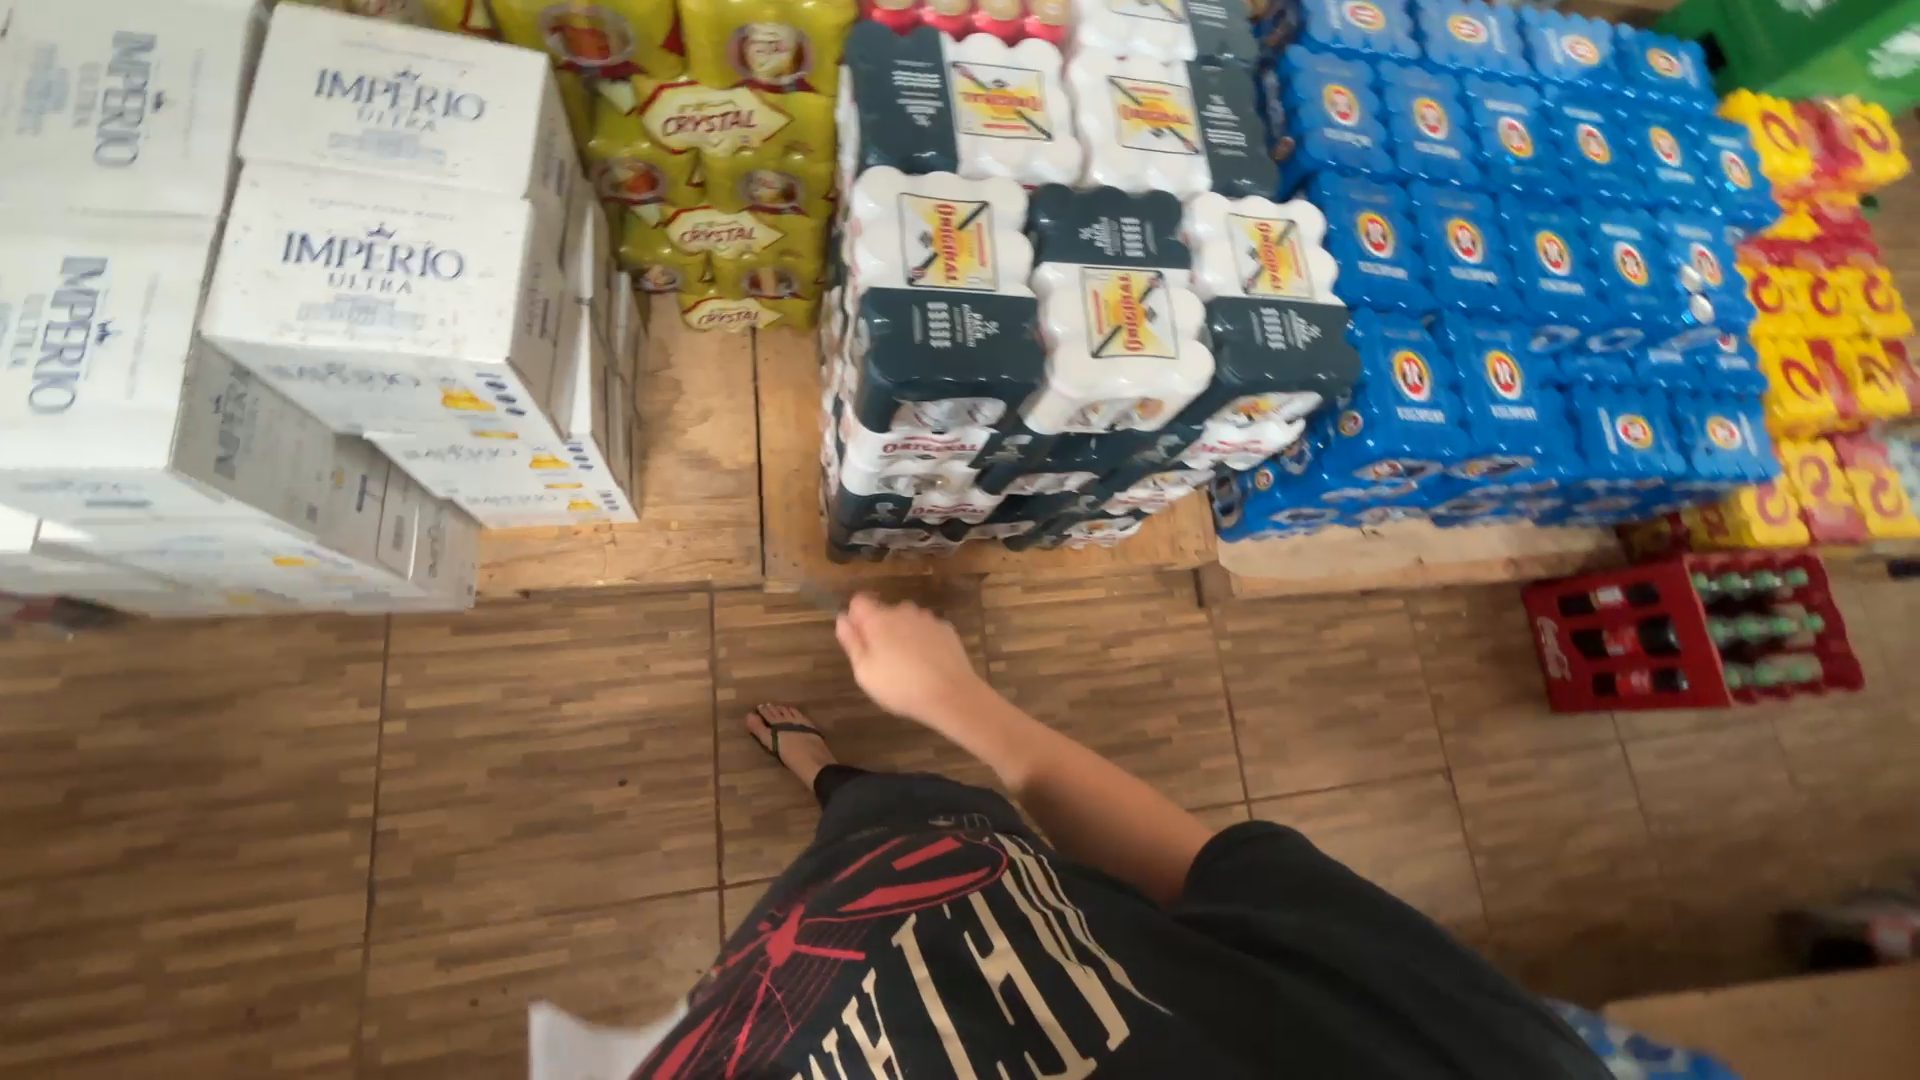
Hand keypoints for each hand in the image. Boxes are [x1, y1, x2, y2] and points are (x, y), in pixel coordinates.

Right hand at [835, 594, 985, 724]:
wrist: (950, 693)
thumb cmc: (900, 686)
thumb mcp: (865, 672)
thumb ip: (852, 642)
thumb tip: (842, 619)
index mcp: (878, 620)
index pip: (859, 602)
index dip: (856, 617)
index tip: (860, 639)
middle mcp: (902, 611)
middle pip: (885, 612)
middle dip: (881, 629)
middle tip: (883, 659)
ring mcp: (927, 618)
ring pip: (907, 620)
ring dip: (903, 634)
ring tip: (908, 664)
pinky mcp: (946, 629)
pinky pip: (927, 630)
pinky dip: (924, 640)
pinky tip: (928, 663)